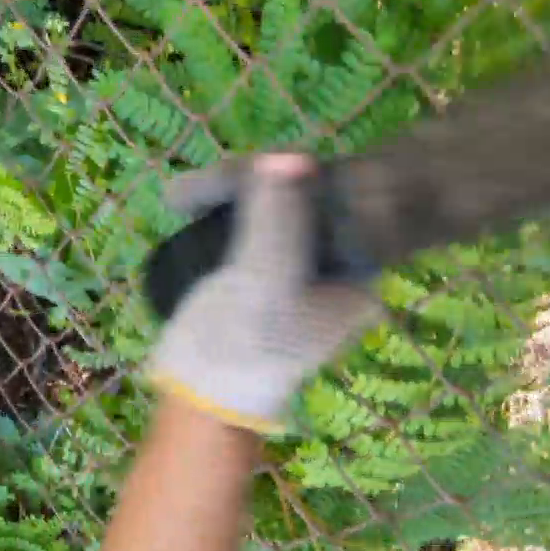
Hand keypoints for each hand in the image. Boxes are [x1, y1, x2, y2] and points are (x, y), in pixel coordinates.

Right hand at [145, 154, 382, 432]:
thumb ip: (278, 220)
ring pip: (269, 218)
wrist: (199, 395)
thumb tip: (285, 155)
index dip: (299, 179)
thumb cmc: (244, 346)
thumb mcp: (267, 277)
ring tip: (194, 192)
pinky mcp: (250, 280)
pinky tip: (193, 205)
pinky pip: (244, 232)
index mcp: (356, 279)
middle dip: (260, 187)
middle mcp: (330, 276)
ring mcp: (289, 278)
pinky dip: (220, 215)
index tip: (260, 164)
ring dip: (232, 197)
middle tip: (217, 180)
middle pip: (302, 210)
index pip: (338, 207)